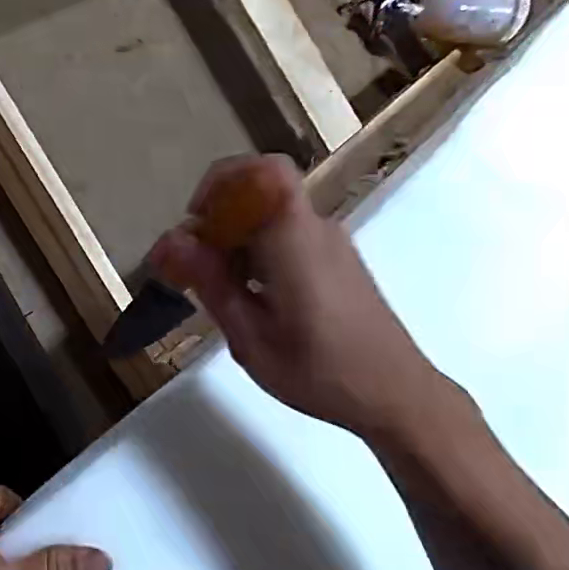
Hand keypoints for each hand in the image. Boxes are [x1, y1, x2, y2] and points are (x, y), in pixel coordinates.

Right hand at [148, 154, 471, 443]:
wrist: (397, 397)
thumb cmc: (321, 373)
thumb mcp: (251, 337)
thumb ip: (211, 283)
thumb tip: (171, 240)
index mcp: (295, 240)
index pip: (261, 172)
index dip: (221, 183)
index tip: (195, 224)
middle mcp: (315, 229)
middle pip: (257, 195)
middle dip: (216, 221)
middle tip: (191, 270)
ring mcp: (330, 244)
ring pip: (269, 217)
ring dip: (234, 241)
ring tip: (217, 293)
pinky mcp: (336, 261)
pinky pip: (286, 236)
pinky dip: (256, 253)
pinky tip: (250, 299)